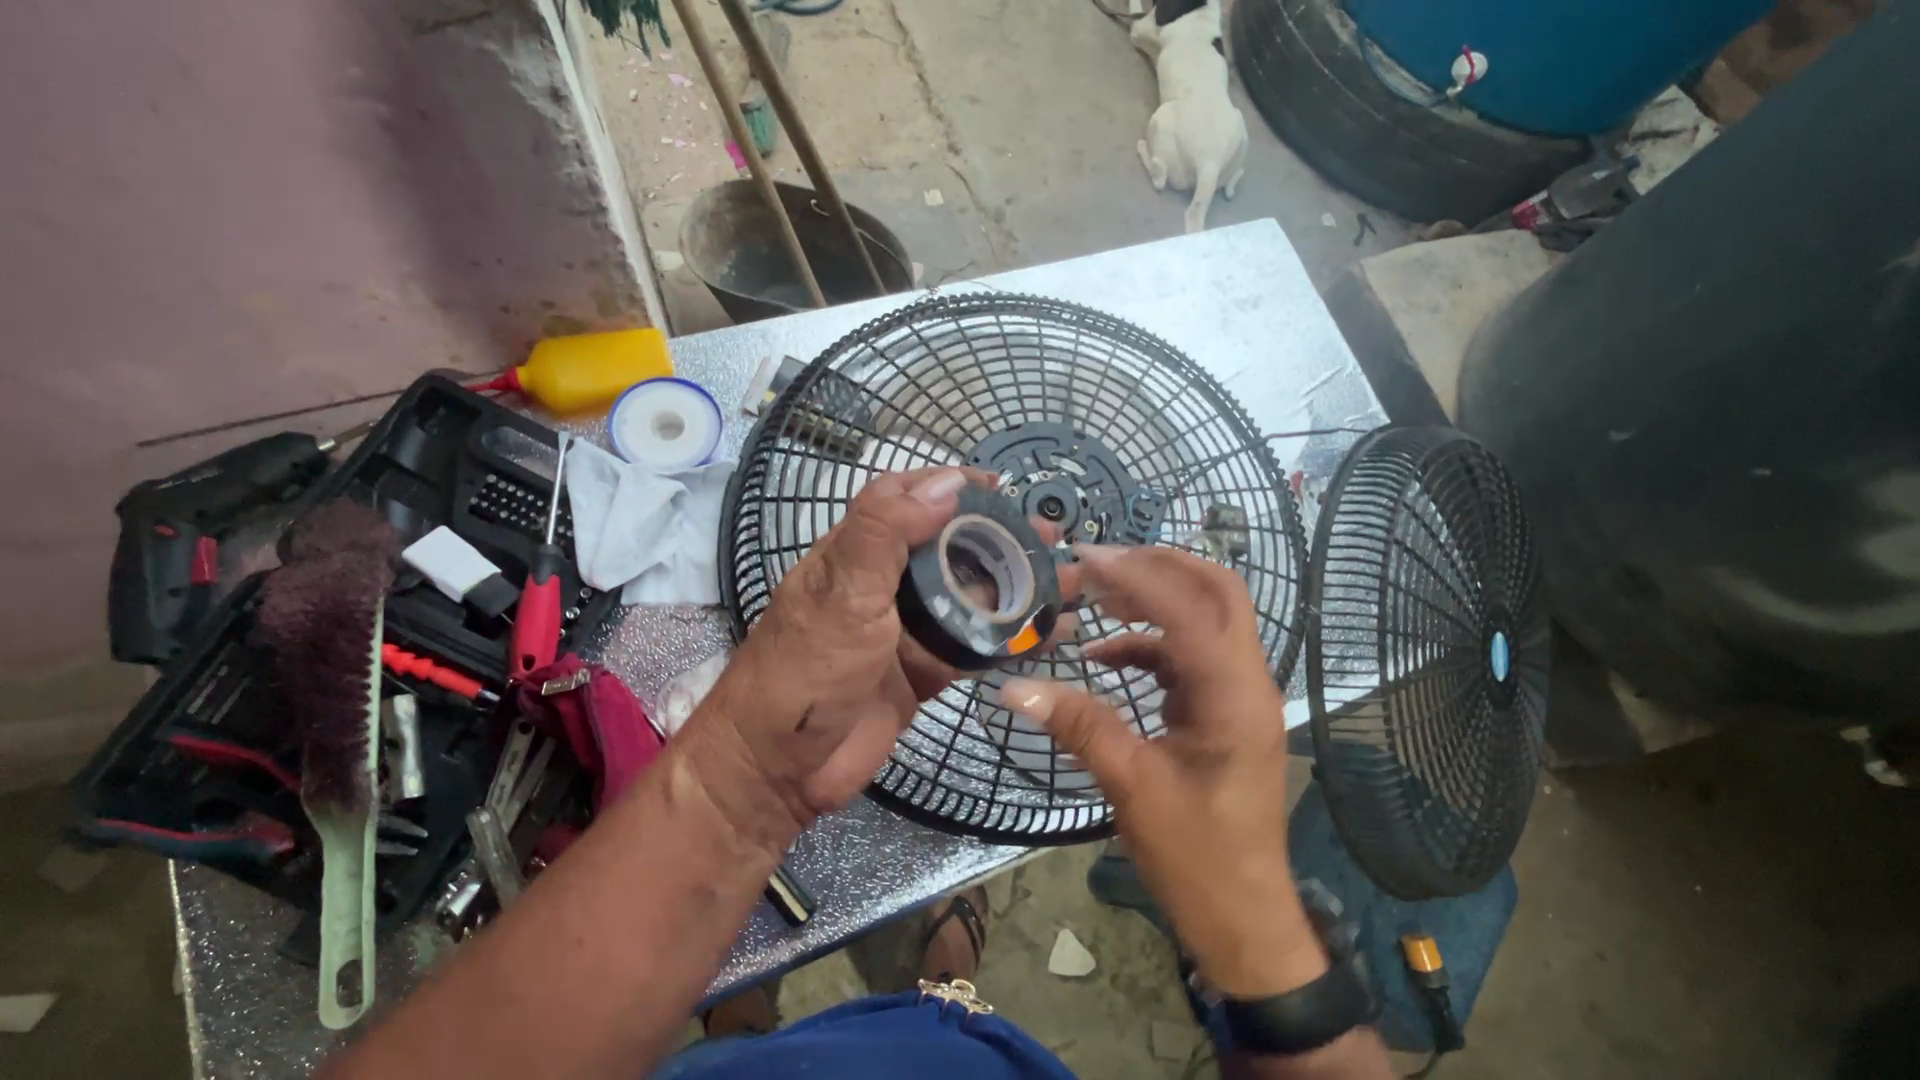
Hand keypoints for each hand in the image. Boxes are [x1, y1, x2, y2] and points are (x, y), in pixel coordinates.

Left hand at [678, 467, 1077, 856]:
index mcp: (857, 553)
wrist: (782, 767)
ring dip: (1016, 585)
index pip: (906, 501)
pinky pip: (975, 646)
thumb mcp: (842, 592)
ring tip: (1066, 579)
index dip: (951, 488)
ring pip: (970, 597)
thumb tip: (946, 483)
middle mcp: (885, 584)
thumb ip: (886, 533)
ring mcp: (907, 630)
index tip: (1002, 488)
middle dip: (1001, 537)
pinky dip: (1013, 638)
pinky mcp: (924, 671)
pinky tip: (1052, 631)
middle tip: (1051, 537)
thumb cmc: (806, 669)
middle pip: (950, 547)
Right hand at [1000, 545, 1323, 997]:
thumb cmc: (1196, 857)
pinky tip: (1105, 654)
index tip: (1084, 559)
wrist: (1244, 918)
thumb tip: (1013, 686)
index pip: (1191, 610)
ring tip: (1094, 596)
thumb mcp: (1132, 787)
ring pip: (1206, 620)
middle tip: (1098, 562)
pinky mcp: (1223, 713)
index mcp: (1235, 696)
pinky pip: (1190, 659)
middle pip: (1218, 594)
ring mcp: (1239, 696)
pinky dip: (1150, 645)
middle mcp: (1248, 683)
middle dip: (1160, 567)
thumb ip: (1079, 726)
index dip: (1137, 576)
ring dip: (1154, 602)